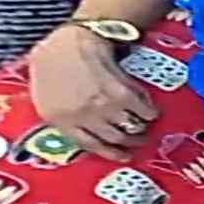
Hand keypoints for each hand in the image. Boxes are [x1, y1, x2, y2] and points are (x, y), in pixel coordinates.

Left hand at [29, 26, 157, 160]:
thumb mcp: (52, 100)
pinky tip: (147, 106)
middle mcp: (84, 116)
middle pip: (118, 138)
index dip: (112, 153)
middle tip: (141, 137)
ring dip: (143, 126)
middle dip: (133, 140)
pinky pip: (148, 112)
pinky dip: (151, 112)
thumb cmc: (56, 73)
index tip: (127, 156)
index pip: (91, 145)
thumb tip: (97, 134)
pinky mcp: (127, 95)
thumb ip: (71, 119)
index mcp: (60, 119)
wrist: (70, 47)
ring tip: (144, 121)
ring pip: (136, 126)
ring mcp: (106, 106)